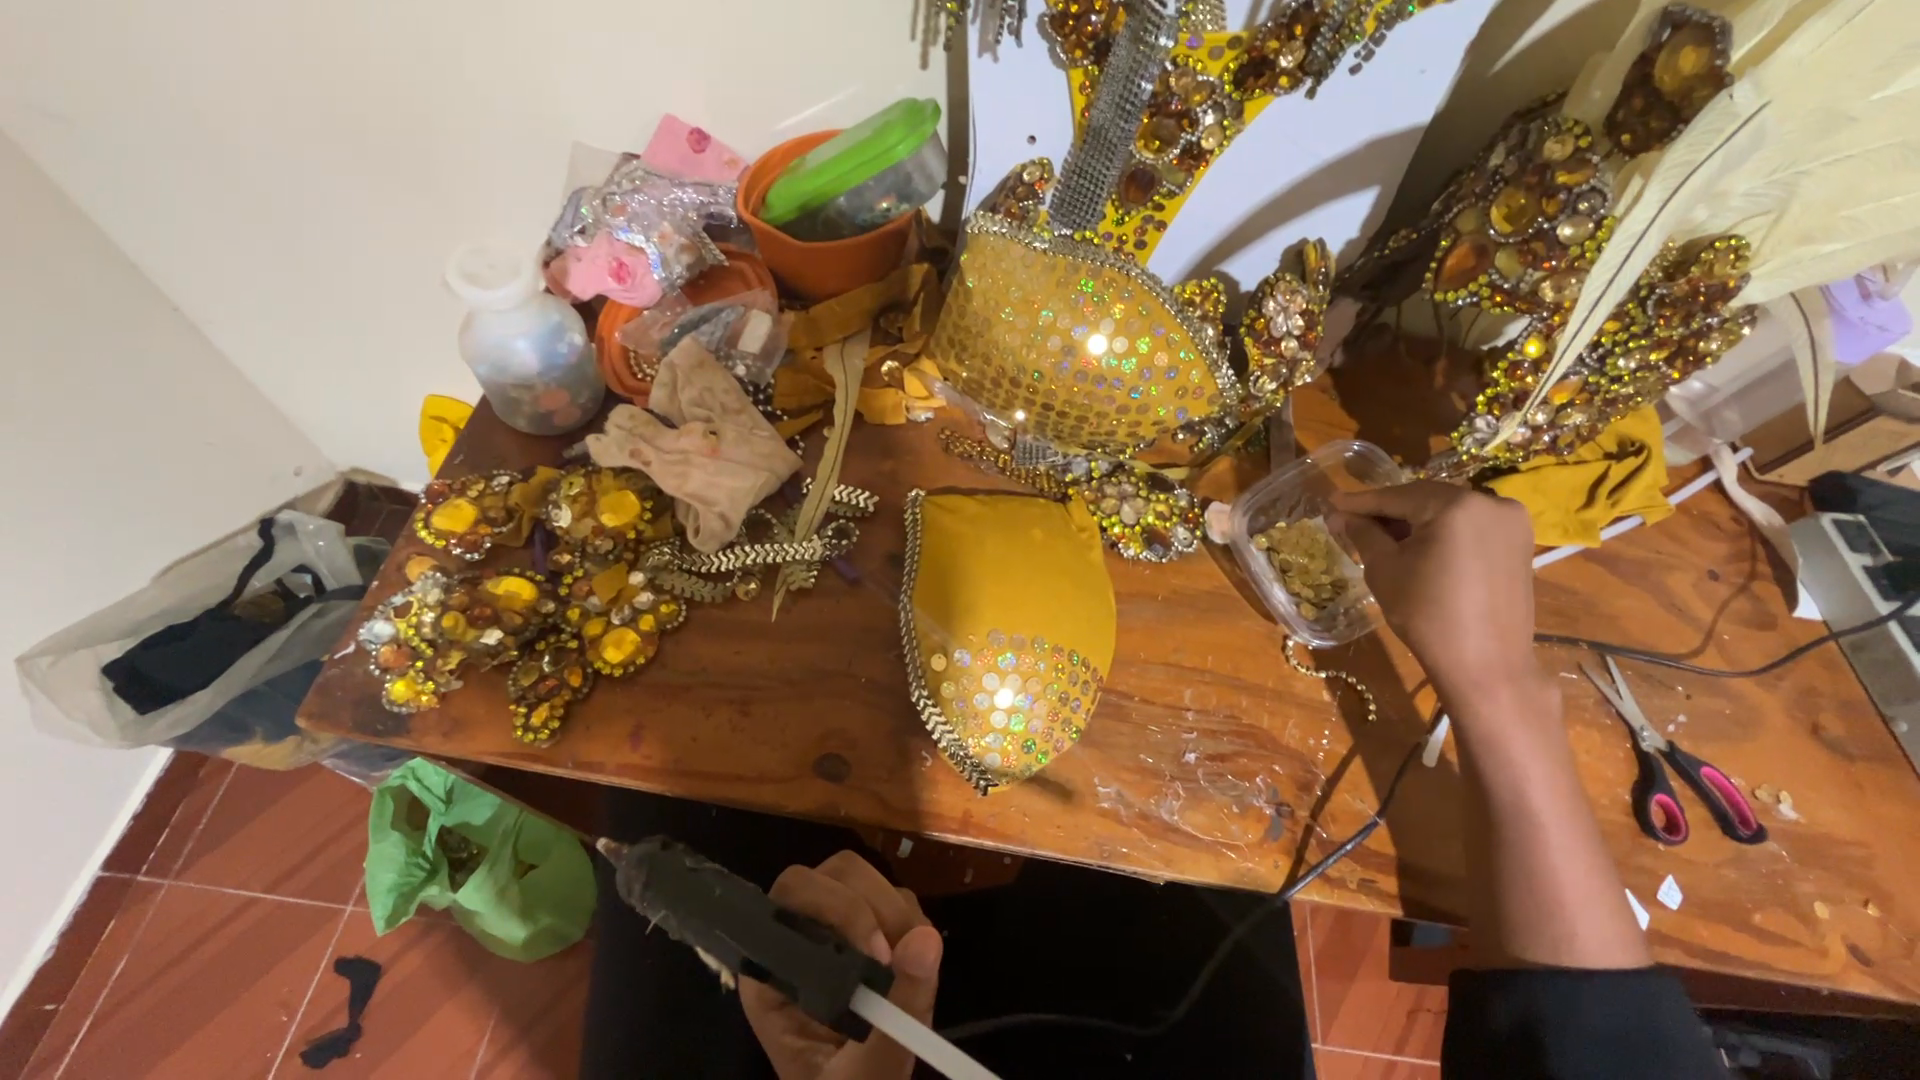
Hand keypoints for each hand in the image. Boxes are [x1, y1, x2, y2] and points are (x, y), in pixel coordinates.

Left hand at [741, 851, 942, 1079]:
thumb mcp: (869, 1073)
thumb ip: (898, 1012)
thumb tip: (926, 939)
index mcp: (774, 971)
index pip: (790, 895)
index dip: (834, 907)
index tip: (875, 956)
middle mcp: (801, 937)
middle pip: (833, 872)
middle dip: (871, 907)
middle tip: (893, 961)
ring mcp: (839, 929)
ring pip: (867, 878)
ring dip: (897, 917)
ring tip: (907, 975)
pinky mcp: (874, 932)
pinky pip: (898, 899)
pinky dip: (914, 925)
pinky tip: (914, 971)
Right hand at [1329, 481, 1538, 696]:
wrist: (1485, 663)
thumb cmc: (1426, 614)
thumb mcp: (1384, 569)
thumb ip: (1362, 534)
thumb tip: (1338, 515)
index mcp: (1456, 505)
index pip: (1396, 496)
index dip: (1360, 502)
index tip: (1331, 502)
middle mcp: (1491, 502)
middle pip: (1425, 499)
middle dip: (1388, 511)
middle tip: (1352, 521)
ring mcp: (1511, 522)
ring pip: (1448, 511)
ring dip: (1414, 520)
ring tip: (1382, 537)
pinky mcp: (1519, 542)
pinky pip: (1469, 526)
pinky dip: (1441, 532)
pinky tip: (1417, 547)